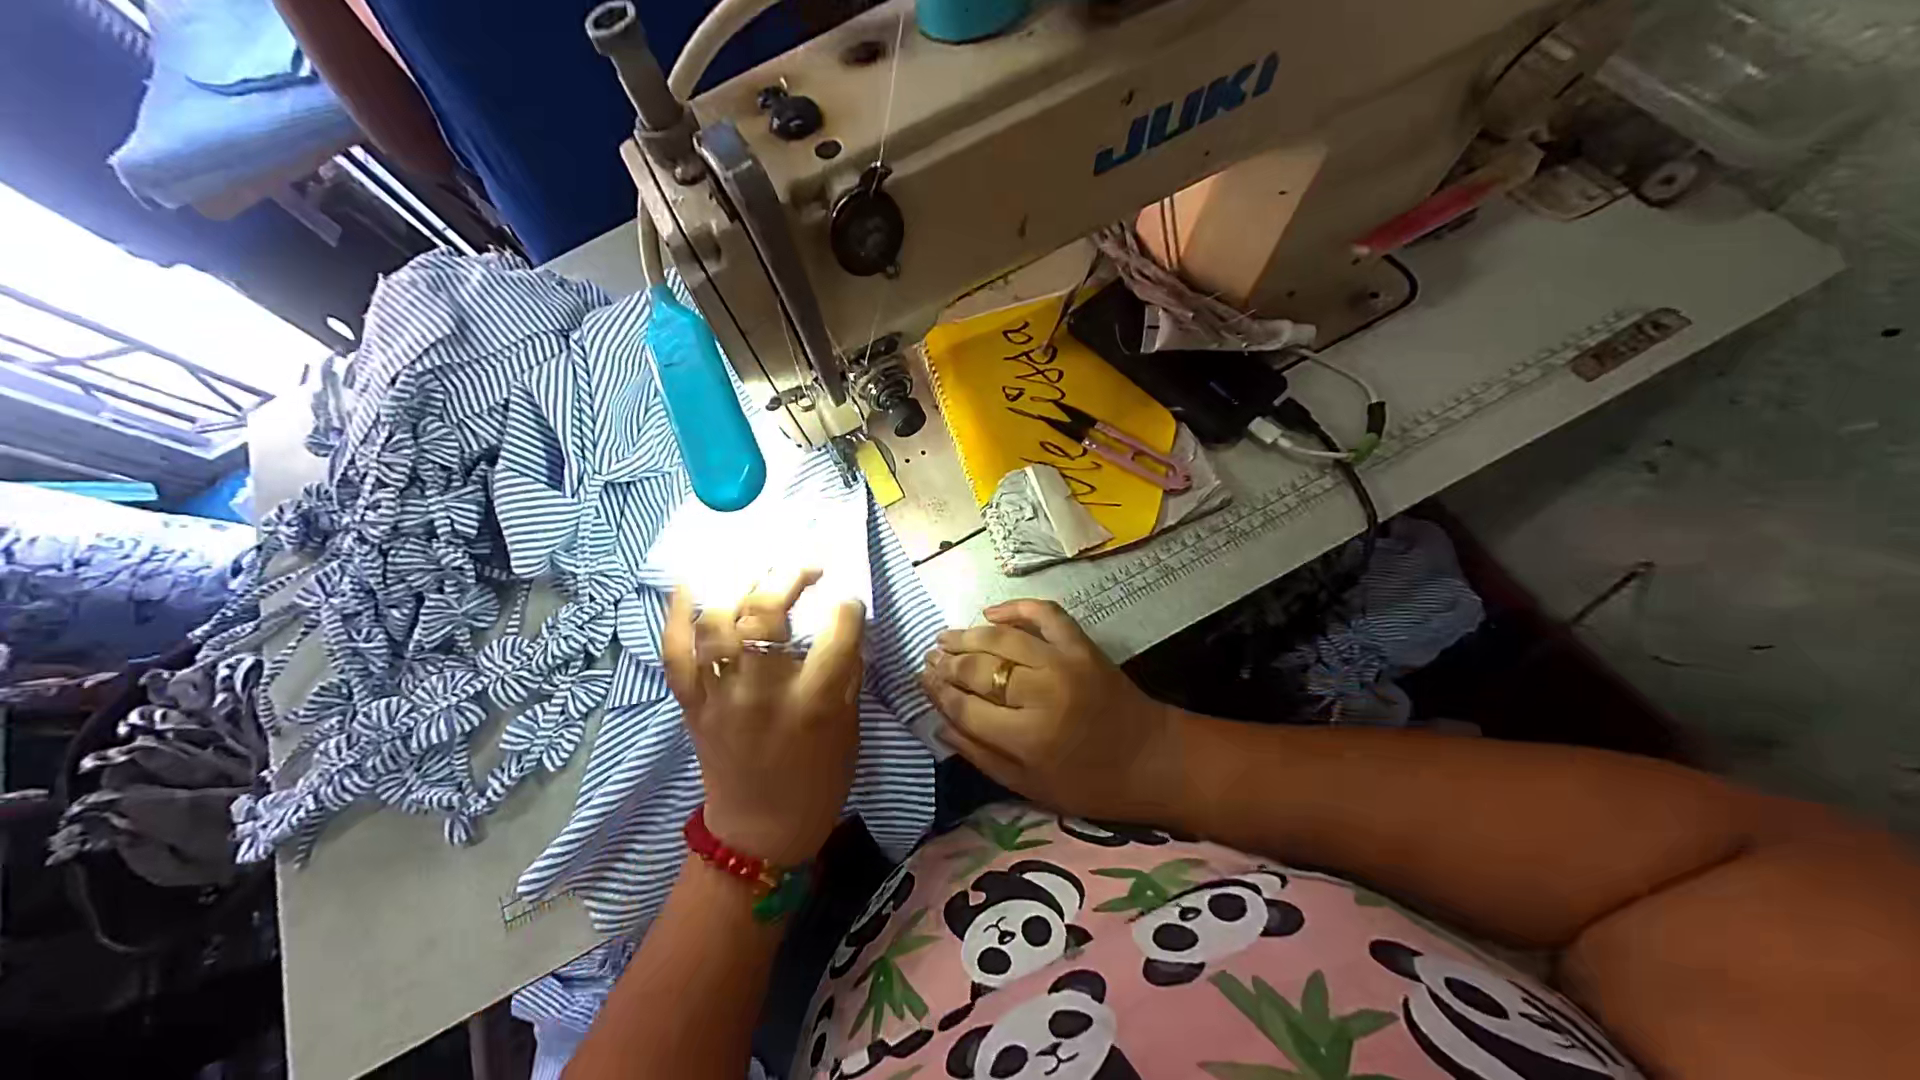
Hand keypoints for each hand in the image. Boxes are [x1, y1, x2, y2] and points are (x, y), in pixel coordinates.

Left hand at [663, 570, 865, 865]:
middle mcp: (763, 692)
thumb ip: (846, 674)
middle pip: (766, 612)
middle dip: (787, 575)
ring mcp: (720, 695)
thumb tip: (843, 626)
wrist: (759, 830)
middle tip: (803, 567)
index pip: (836, 631)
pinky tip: (688, 584)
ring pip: (716, 622)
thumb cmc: (817, 781)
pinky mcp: (691, 704)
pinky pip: (674, 651)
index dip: (847, 606)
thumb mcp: (848, 729)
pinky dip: (676, 613)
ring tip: (755, 569)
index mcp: (814, 702)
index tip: (846, 602)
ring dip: (735, 584)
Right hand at [919, 599, 1177, 822]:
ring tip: (946, 637)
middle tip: (929, 658)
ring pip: (1003, 638)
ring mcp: (1064, 662)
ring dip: (969, 635)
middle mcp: (1042, 694)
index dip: (938, 692)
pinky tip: (991, 612)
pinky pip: (1045, 614)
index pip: (966, 706)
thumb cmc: (1088, 783)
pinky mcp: (1082, 645)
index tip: (922, 681)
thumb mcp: (1028, 787)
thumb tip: (940, 723)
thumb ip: (980, 756)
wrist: (1152, 759)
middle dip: (948, 663)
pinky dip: (1017, 608)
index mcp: (1027, 738)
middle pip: (979, 669)